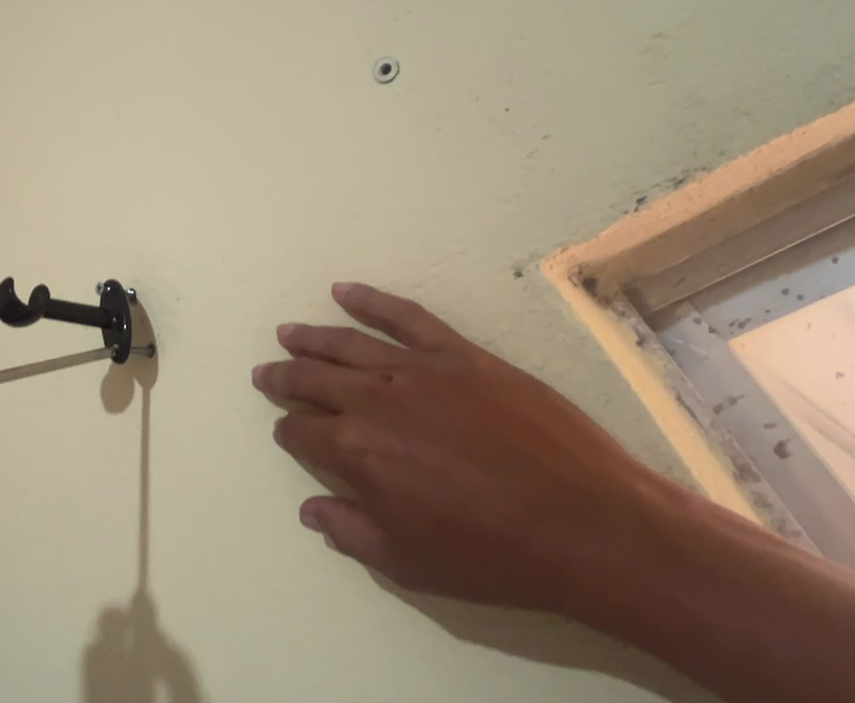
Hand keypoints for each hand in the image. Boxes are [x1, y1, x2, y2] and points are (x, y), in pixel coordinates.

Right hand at [254, 283, 676, 616]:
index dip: (291, 434)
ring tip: (287, 333)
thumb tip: (311, 509)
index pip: (302, 432)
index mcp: (356, 451)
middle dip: (283, 379)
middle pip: (312, 380)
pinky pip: (404, 316)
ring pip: (345, 343)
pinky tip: (344, 291)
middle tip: (266, 373)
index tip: (291, 434)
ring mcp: (416, 369)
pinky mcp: (458, 353)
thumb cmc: (493, 554)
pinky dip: (370, 301)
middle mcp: (373, 400)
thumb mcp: (410, 563)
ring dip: (310, 338)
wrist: (588, 524)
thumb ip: (350, 531)